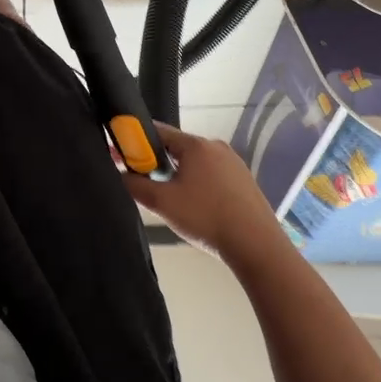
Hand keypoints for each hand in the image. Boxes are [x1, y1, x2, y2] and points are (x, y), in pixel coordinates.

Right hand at [122, 123, 286, 261]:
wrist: (259, 250)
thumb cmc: (206, 218)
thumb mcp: (160, 202)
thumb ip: (133, 183)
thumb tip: (121, 173)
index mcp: (196, 145)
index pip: (156, 131)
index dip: (135, 142)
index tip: (123, 157)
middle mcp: (217, 147)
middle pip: (175, 147)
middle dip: (156, 161)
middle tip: (145, 182)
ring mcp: (235, 165)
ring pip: (194, 162)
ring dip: (178, 174)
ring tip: (172, 200)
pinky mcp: (246, 182)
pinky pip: (212, 175)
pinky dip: (198, 184)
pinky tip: (197, 207)